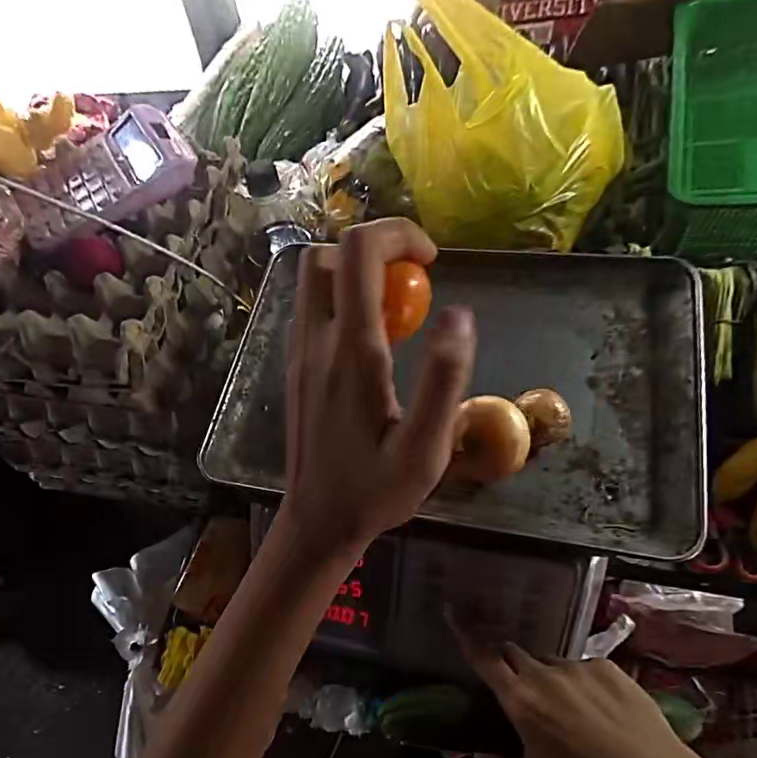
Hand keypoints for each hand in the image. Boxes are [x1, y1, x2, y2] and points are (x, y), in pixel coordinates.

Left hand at [281, 218, 474, 554]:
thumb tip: (460, 315)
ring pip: (313, 281)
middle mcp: (316, 342)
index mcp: (351, 353)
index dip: (398, 235)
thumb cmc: (375, 491)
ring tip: (398, 311)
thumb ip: (445, 380)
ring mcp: (298, 355)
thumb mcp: (425, 448)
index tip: (433, 261)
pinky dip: (342, 301)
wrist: (317, 522)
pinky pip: (313, 311)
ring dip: (355, 274)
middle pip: (326, 255)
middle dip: (374, 248)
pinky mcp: (295, 370)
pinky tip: (373, 343)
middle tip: (415, 281)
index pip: (359, 253)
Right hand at [472, 643, 704, 757]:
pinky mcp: (608, 667)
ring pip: (549, 661)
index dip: (465, 636)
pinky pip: (581, 667)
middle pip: (514, 653)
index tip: (454, 613)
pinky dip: (578, 683)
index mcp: (520, 700)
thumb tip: (484, 756)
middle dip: (507, 663)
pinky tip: (597, 711)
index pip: (483, 657)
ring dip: (544, 677)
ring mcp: (579, 667)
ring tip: (564, 710)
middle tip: (514, 689)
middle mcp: (545, 674)